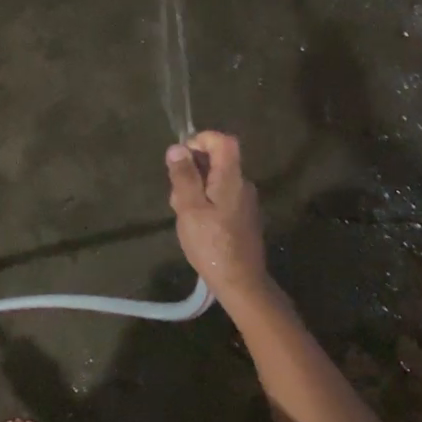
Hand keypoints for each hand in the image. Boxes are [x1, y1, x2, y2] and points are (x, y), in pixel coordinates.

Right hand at [165, 131, 271, 303]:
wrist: (240, 281)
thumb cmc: (212, 244)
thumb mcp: (190, 208)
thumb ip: (184, 177)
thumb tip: (177, 148)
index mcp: (232, 179)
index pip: (223, 141)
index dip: (201, 140)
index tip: (181, 158)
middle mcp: (243, 185)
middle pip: (217, 160)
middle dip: (192, 170)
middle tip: (177, 196)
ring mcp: (244, 201)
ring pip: (216, 180)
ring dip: (195, 189)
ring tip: (184, 215)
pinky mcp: (242, 216)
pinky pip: (221, 197)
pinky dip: (204, 202)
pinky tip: (196, 225)